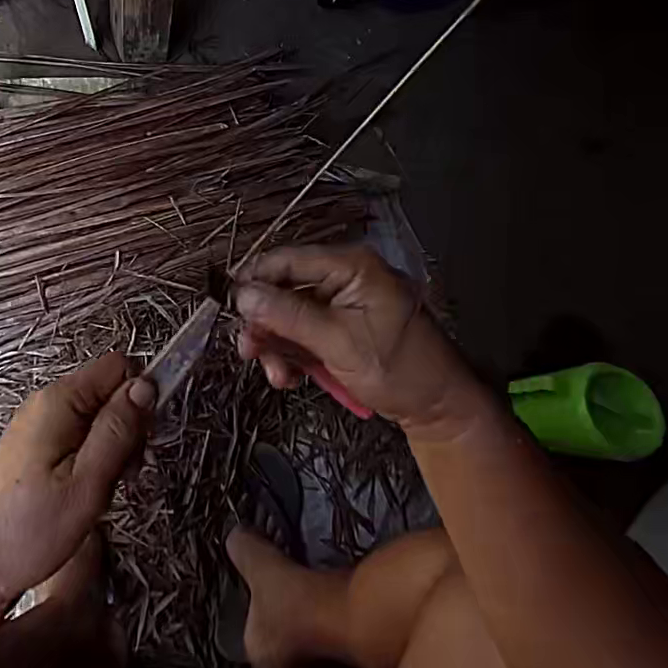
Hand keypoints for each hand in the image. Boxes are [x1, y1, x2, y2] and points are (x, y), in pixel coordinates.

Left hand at [0, 352, 153, 625]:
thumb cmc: (27, 532)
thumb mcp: (87, 483)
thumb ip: (119, 430)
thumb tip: (146, 385)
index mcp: (60, 402)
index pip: (118, 366)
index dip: (140, 396)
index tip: (143, 438)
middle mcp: (48, 402)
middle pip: (109, 390)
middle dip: (128, 425)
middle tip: (125, 472)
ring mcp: (39, 423)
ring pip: (97, 415)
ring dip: (113, 446)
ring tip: (103, 488)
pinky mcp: (35, 445)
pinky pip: (79, 435)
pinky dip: (93, 458)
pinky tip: (86, 490)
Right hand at [234, 245, 485, 436]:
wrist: (439, 407)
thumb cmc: (398, 368)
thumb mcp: (338, 343)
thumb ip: (288, 316)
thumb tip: (242, 295)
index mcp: (350, 265)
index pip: (288, 260)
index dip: (254, 281)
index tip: (228, 307)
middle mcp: (343, 276)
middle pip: (285, 288)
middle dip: (265, 322)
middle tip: (249, 351)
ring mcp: (342, 302)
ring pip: (289, 314)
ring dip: (276, 344)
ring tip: (276, 375)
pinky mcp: (340, 325)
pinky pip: (303, 331)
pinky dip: (292, 353)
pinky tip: (289, 376)